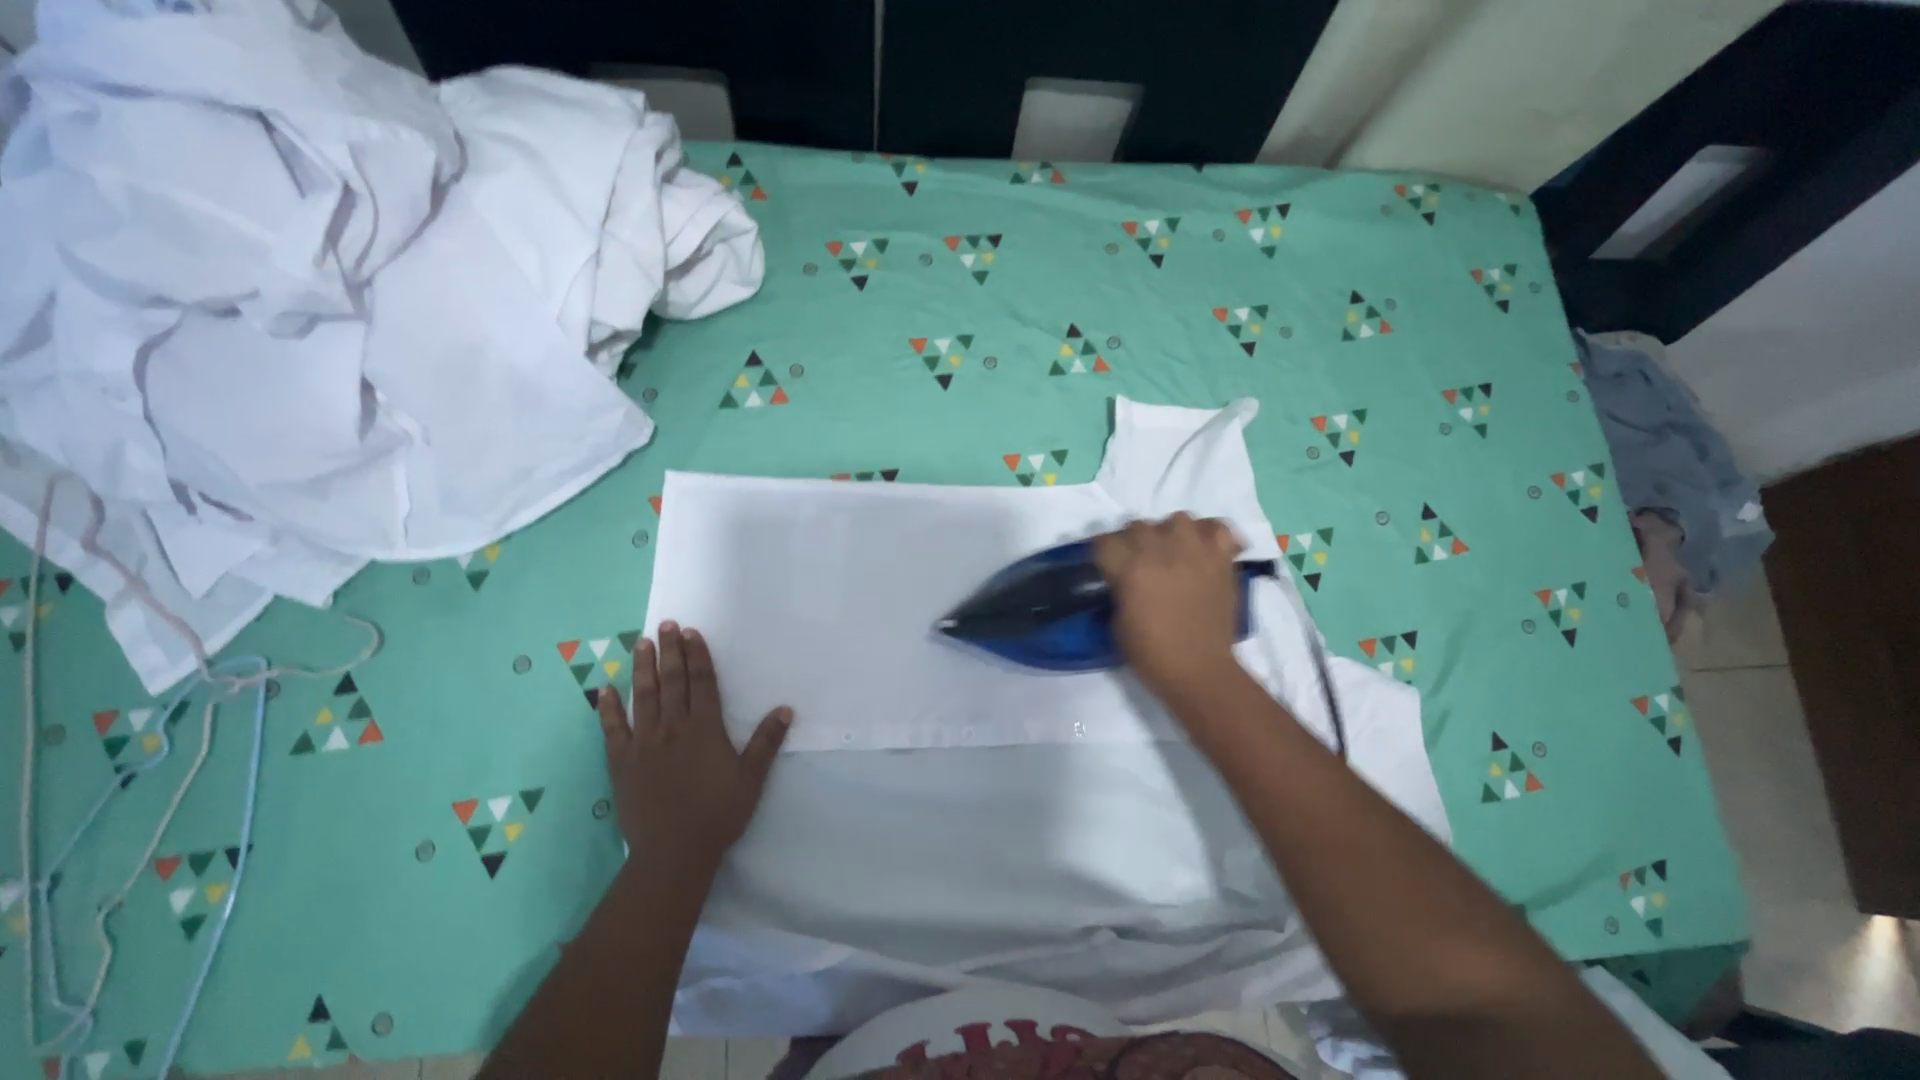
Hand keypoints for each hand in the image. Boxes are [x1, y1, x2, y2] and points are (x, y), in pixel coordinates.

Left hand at [595, 621, 790, 876]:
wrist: (673, 850)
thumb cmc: (718, 814)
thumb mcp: (752, 779)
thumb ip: (766, 742)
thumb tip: (785, 709)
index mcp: (704, 729)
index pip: (702, 683)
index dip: (697, 656)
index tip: (691, 633)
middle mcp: (672, 728)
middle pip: (671, 681)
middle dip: (669, 651)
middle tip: (666, 625)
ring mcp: (643, 743)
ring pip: (642, 696)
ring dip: (642, 668)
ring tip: (641, 643)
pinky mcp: (621, 762)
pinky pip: (612, 729)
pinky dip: (608, 708)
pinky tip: (604, 690)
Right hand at [1094, 514, 1244, 702]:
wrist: (1199, 669)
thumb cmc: (1152, 654)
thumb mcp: (1117, 623)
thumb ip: (1118, 590)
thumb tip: (1122, 577)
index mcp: (1131, 569)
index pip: (1105, 541)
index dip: (1102, 554)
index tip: (1106, 567)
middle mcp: (1162, 551)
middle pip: (1137, 526)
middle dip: (1132, 542)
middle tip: (1138, 563)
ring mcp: (1196, 551)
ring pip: (1177, 518)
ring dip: (1170, 533)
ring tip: (1172, 552)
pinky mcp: (1222, 559)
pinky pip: (1218, 528)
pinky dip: (1210, 533)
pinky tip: (1203, 548)